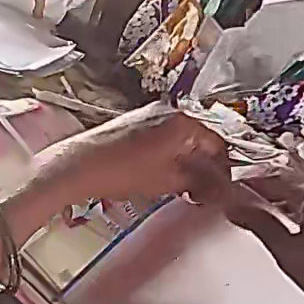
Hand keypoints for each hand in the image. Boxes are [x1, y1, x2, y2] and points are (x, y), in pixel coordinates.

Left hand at [25, 104, 228, 209]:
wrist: (80, 166)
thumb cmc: (121, 170)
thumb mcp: (168, 181)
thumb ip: (199, 182)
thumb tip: (217, 187)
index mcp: (183, 123)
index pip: (217, 144)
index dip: (223, 169)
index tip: (223, 187)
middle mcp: (168, 113)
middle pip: (200, 140)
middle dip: (205, 166)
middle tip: (206, 190)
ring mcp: (150, 116)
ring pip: (181, 140)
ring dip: (187, 162)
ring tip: (185, 187)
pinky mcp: (135, 124)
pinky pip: (164, 139)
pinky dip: (170, 156)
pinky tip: (164, 176)